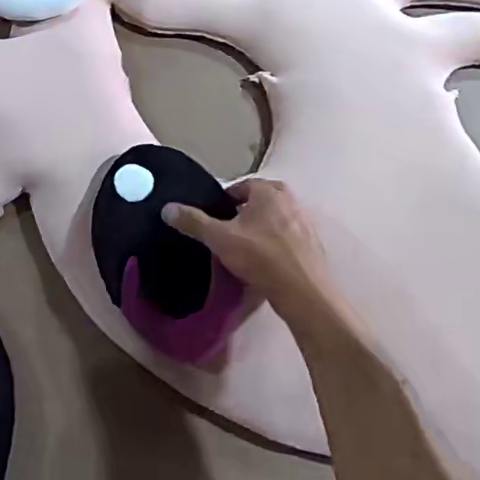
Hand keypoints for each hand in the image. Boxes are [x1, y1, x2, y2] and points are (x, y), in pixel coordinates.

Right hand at [161, 178, 333, 317]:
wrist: (304, 292)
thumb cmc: (260, 257)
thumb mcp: (219, 238)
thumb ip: (193, 222)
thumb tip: (167, 209)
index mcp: (268, 190)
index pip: (239, 187)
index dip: (222, 202)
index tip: (213, 219)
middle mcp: (290, 200)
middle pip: (257, 203)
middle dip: (242, 215)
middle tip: (226, 234)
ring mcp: (304, 222)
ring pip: (273, 221)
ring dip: (259, 231)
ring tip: (243, 251)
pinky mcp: (312, 244)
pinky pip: (286, 239)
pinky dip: (274, 246)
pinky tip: (264, 264)